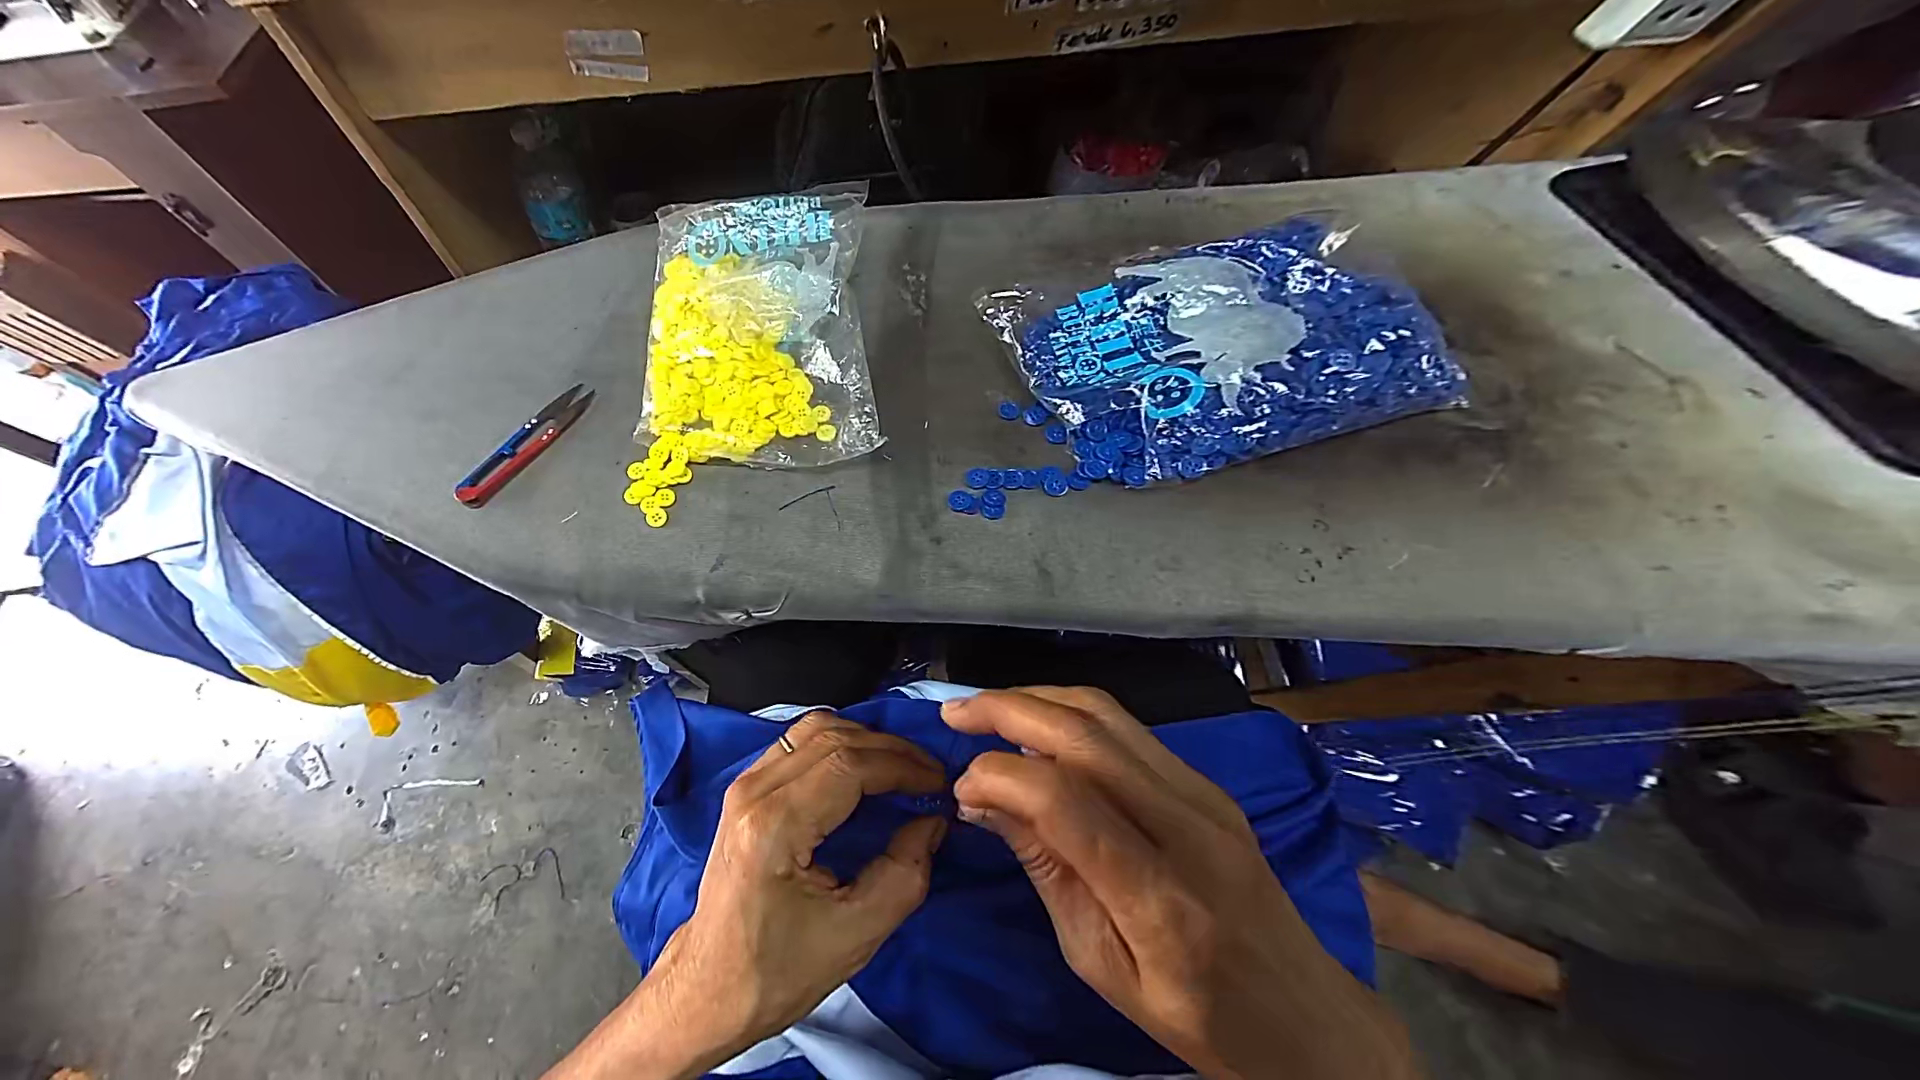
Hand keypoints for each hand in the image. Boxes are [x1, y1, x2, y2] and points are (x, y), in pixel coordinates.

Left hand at [545, 711, 946, 1079]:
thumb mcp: (855, 936)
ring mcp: (745, 784)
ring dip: (868, 740)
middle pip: (837, 737)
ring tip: (902, 769)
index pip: (851, 764)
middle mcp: (754, 791)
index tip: (937, 785)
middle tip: (929, 775)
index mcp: (774, 825)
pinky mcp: (746, 787)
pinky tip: (866, 767)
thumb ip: (905, 874)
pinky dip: (843, 743)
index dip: (904, 767)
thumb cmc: (774, 971)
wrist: (705, 989)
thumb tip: (932, 822)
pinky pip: (802, 740)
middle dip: (893, 750)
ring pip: (818, 728)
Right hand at [944, 688, 1417, 1079]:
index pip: (1065, 800)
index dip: (1001, 775)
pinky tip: (1041, 727)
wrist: (1306, 1013)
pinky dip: (1072, 715)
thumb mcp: (1101, 964)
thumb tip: (985, 799)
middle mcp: (1187, 824)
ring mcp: (1204, 793)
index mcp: (1160, 897)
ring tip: (988, 708)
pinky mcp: (1208, 782)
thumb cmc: (1197, 1015)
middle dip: (1009, 708)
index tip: (961, 785)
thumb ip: (1046, 869)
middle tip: (955, 712)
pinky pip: (1129, 729)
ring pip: (1108, 714)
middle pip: (1086, 735)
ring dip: (1040, 699)